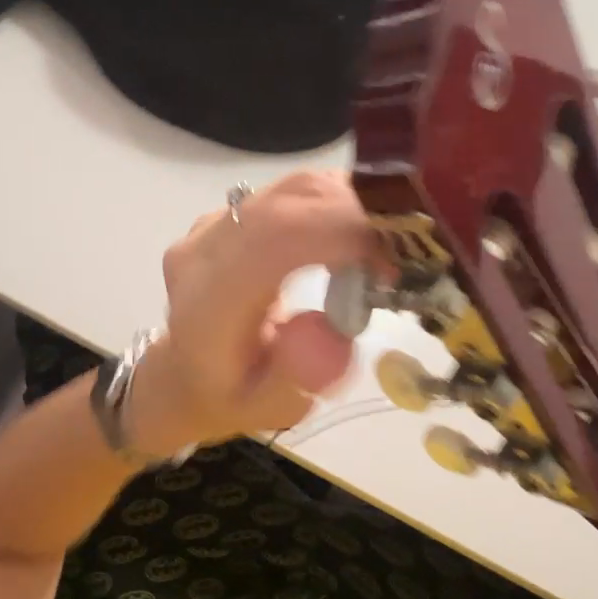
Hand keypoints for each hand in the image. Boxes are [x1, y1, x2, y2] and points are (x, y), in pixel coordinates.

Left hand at [126, 172, 378, 454]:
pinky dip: (337, 203)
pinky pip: (291, 193)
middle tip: (414, 243)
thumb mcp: (267, 409)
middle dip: (360, 213)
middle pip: (286, 202)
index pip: (271, 239)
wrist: (183, 373)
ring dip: (354, 204)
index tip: (393, 259)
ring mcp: (214, 225)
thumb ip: (295, 378)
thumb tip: (332, 334)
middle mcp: (204, 250)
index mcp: (208, 303)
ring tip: (396, 240)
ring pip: (292, 189)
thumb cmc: (228, 398)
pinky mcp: (231, 215)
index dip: (338, 233)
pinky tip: (365, 231)